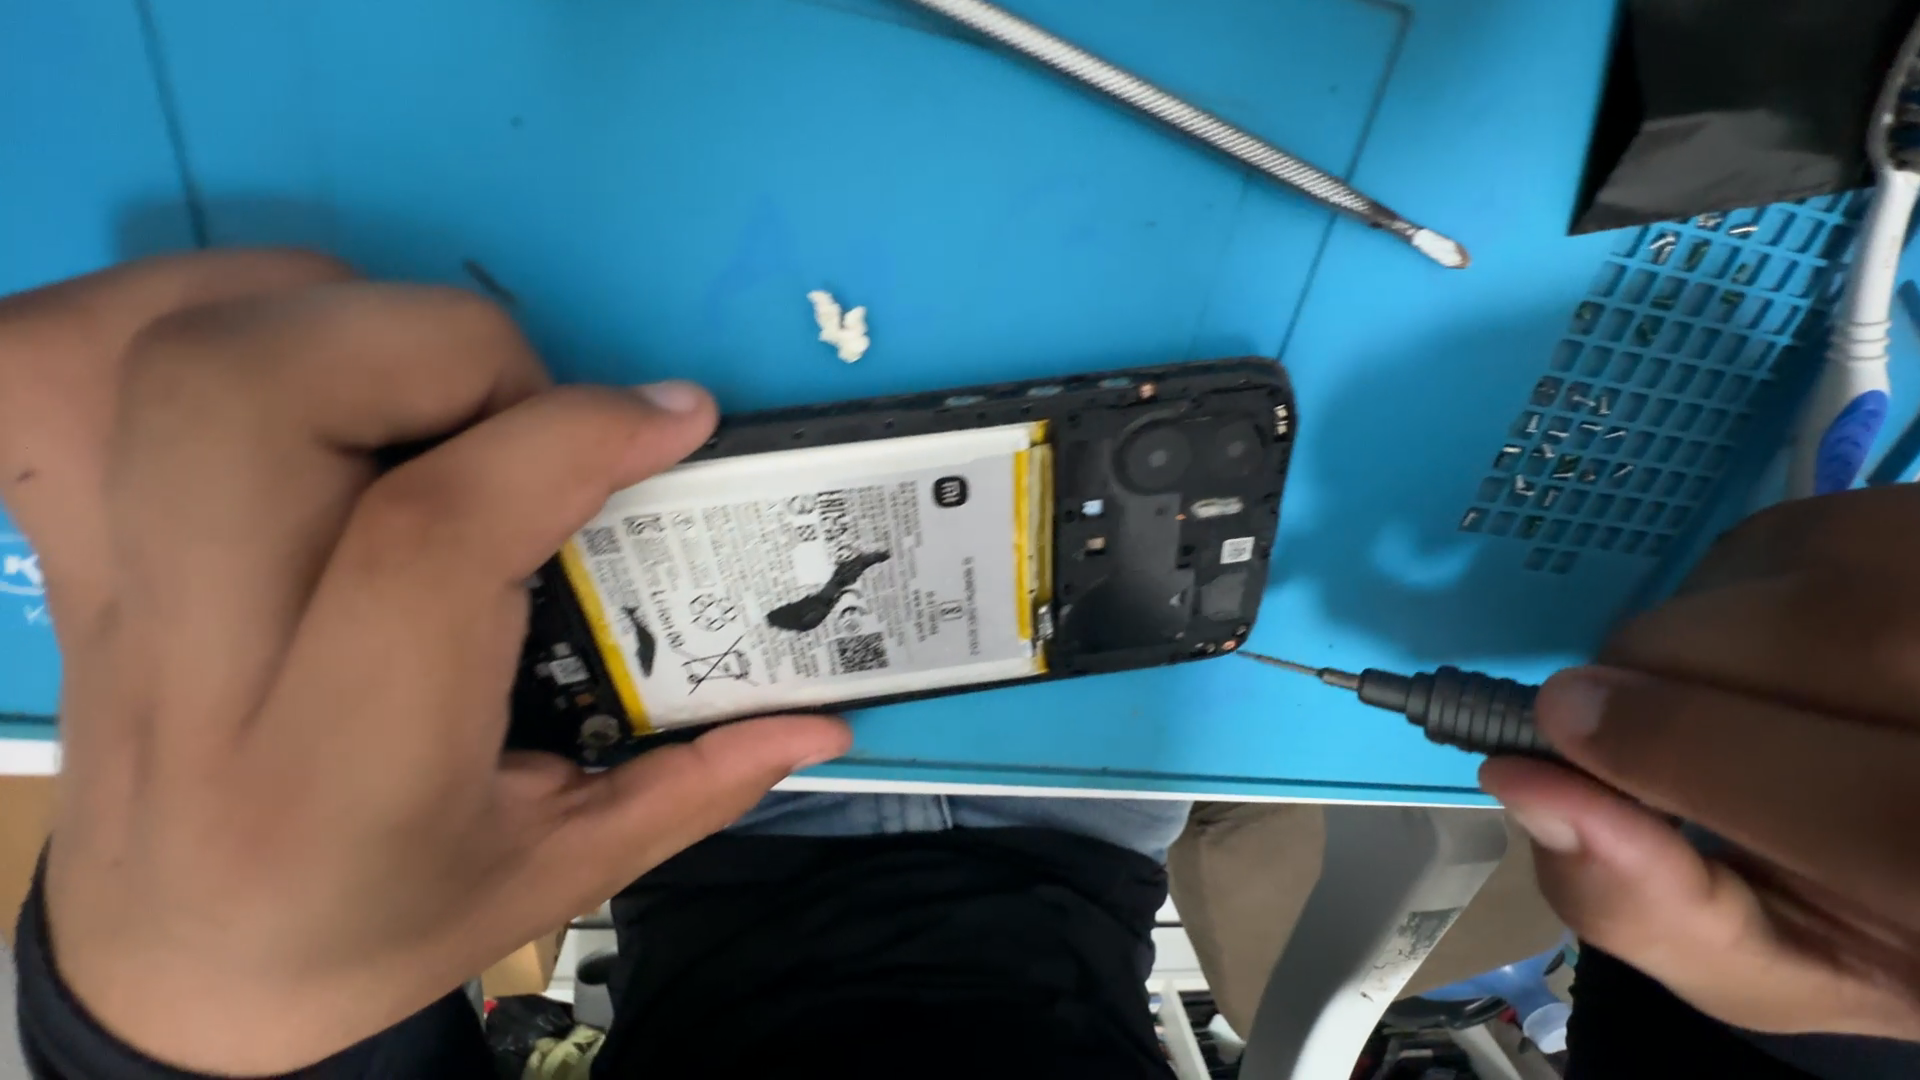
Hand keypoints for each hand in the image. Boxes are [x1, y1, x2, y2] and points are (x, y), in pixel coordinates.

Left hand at [0, 253, 850, 1073]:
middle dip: (446, 350)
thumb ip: (700, 783)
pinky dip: (183, 305)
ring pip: (156, 349)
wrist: (179, 970)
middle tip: (543, 401)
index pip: (436, 539)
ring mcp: (105, 582)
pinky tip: (300, 352)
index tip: (675, 418)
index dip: (570, 440)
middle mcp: (197, 656)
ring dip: (328, 310)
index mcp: (345, 760)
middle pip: (260, 396)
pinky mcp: (67, 539)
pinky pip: (52, 352)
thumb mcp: (563, 871)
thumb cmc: (386, 917)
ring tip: (443, 374)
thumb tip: (827, 719)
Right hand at [1481, 487, 1919, 1040]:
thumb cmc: (1873, 922)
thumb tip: (1516, 781)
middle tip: (1640, 712)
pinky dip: (1759, 570)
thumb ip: (1640, 904)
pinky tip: (1785, 635)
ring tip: (1727, 680)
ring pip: (1834, 556)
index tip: (1562, 724)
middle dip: (1677, 665)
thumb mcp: (1772, 964)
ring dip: (1716, 612)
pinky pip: (1830, 523)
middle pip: (1848, 637)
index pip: (1886, 809)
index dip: (1689, 749)